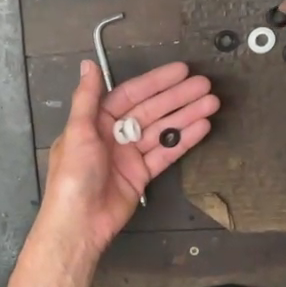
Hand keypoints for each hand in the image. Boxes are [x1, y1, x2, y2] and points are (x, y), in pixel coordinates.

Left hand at [37, 59, 217, 260]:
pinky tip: (202, 127)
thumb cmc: (72, 176)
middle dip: (177, 97)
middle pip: (150, 111)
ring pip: (161, 130)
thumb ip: (86, 98)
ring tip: (212, 103)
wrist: (79, 223)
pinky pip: (165, 153)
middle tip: (206, 85)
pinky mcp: (141, 175)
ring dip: (186, 116)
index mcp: (95, 122)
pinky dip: (183, 140)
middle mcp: (113, 135)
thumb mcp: (77, 132)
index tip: (181, 71)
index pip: (130, 95)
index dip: (155, 83)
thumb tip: (87, 64)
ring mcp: (129, 155)